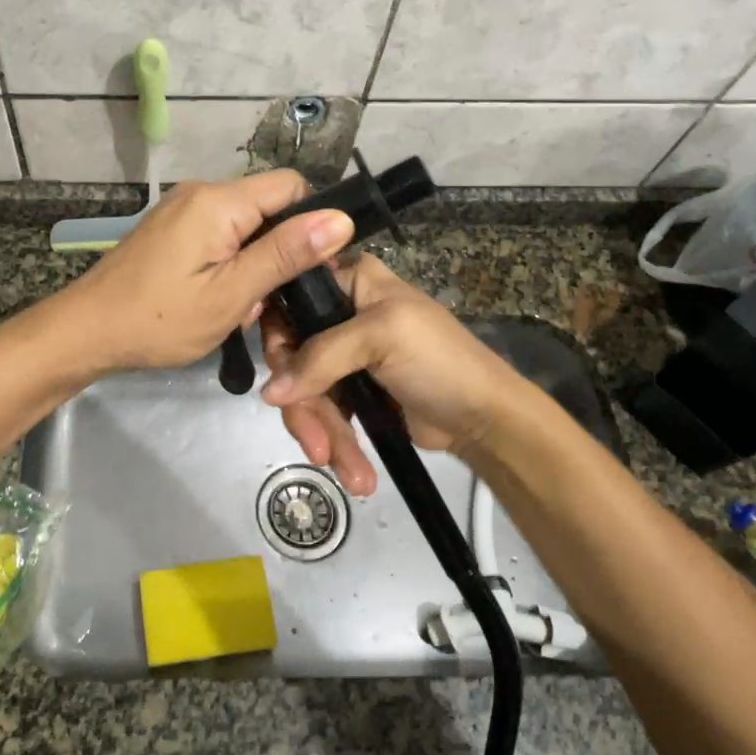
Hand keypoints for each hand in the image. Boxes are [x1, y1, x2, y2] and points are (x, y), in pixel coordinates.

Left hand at [58, 170, 353, 373]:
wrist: (86, 332)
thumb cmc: (159, 319)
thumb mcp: (231, 294)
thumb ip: (284, 255)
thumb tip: (341, 220)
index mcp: (218, 201)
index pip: (291, 186)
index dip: (311, 224)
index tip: (310, 269)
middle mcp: (200, 192)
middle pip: (268, 206)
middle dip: (277, 252)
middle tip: (263, 300)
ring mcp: (181, 208)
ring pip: (244, 225)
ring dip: (251, 264)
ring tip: (234, 307)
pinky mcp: (170, 228)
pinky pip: (218, 235)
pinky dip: (226, 264)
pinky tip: (212, 299)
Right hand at [259, 253, 535, 494]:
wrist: (486, 420)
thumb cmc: (440, 361)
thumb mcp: (381, 338)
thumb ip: (322, 356)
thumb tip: (269, 392)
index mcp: (351, 279)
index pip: (290, 295)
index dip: (276, 333)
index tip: (274, 373)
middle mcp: (340, 312)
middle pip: (291, 354)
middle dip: (306, 407)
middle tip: (317, 445)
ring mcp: (344, 355)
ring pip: (304, 391)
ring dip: (324, 434)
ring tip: (352, 475)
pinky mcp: (351, 392)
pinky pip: (322, 414)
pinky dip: (336, 443)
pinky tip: (355, 473)